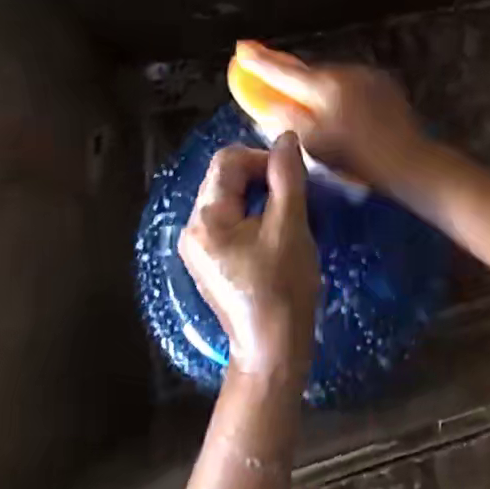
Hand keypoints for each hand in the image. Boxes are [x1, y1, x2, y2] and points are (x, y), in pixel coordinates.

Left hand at [180, 134, 319, 378]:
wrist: (273, 349)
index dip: (262, 158)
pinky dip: (256, 215)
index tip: (292, 177)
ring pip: (231, 198)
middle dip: (263, 177)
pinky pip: (232, 220)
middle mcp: (193, 228)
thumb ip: (287, 177)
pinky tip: (278, 235)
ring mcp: (200, 246)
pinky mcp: (212, 260)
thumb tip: (286, 139)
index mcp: (206, 219)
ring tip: (291, 216)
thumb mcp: (290, 227)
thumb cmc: (283, 288)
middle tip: (296, 197)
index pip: (228, 161)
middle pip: (226, 178)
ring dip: (263, 196)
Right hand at [232, 41, 430, 186]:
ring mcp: (366, 76)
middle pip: (308, 72)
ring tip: (305, 101)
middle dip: (289, 75)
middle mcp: (345, 73)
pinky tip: (337, 109)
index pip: (284, 71)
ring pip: (330, 78)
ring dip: (316, 87)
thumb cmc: (359, 159)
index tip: (242, 47)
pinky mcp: (382, 84)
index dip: (260, 60)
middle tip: (268, 73)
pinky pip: (350, 83)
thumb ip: (288, 120)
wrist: (410, 161)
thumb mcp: (315, 144)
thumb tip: (269, 106)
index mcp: (325, 87)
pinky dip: (337, 92)